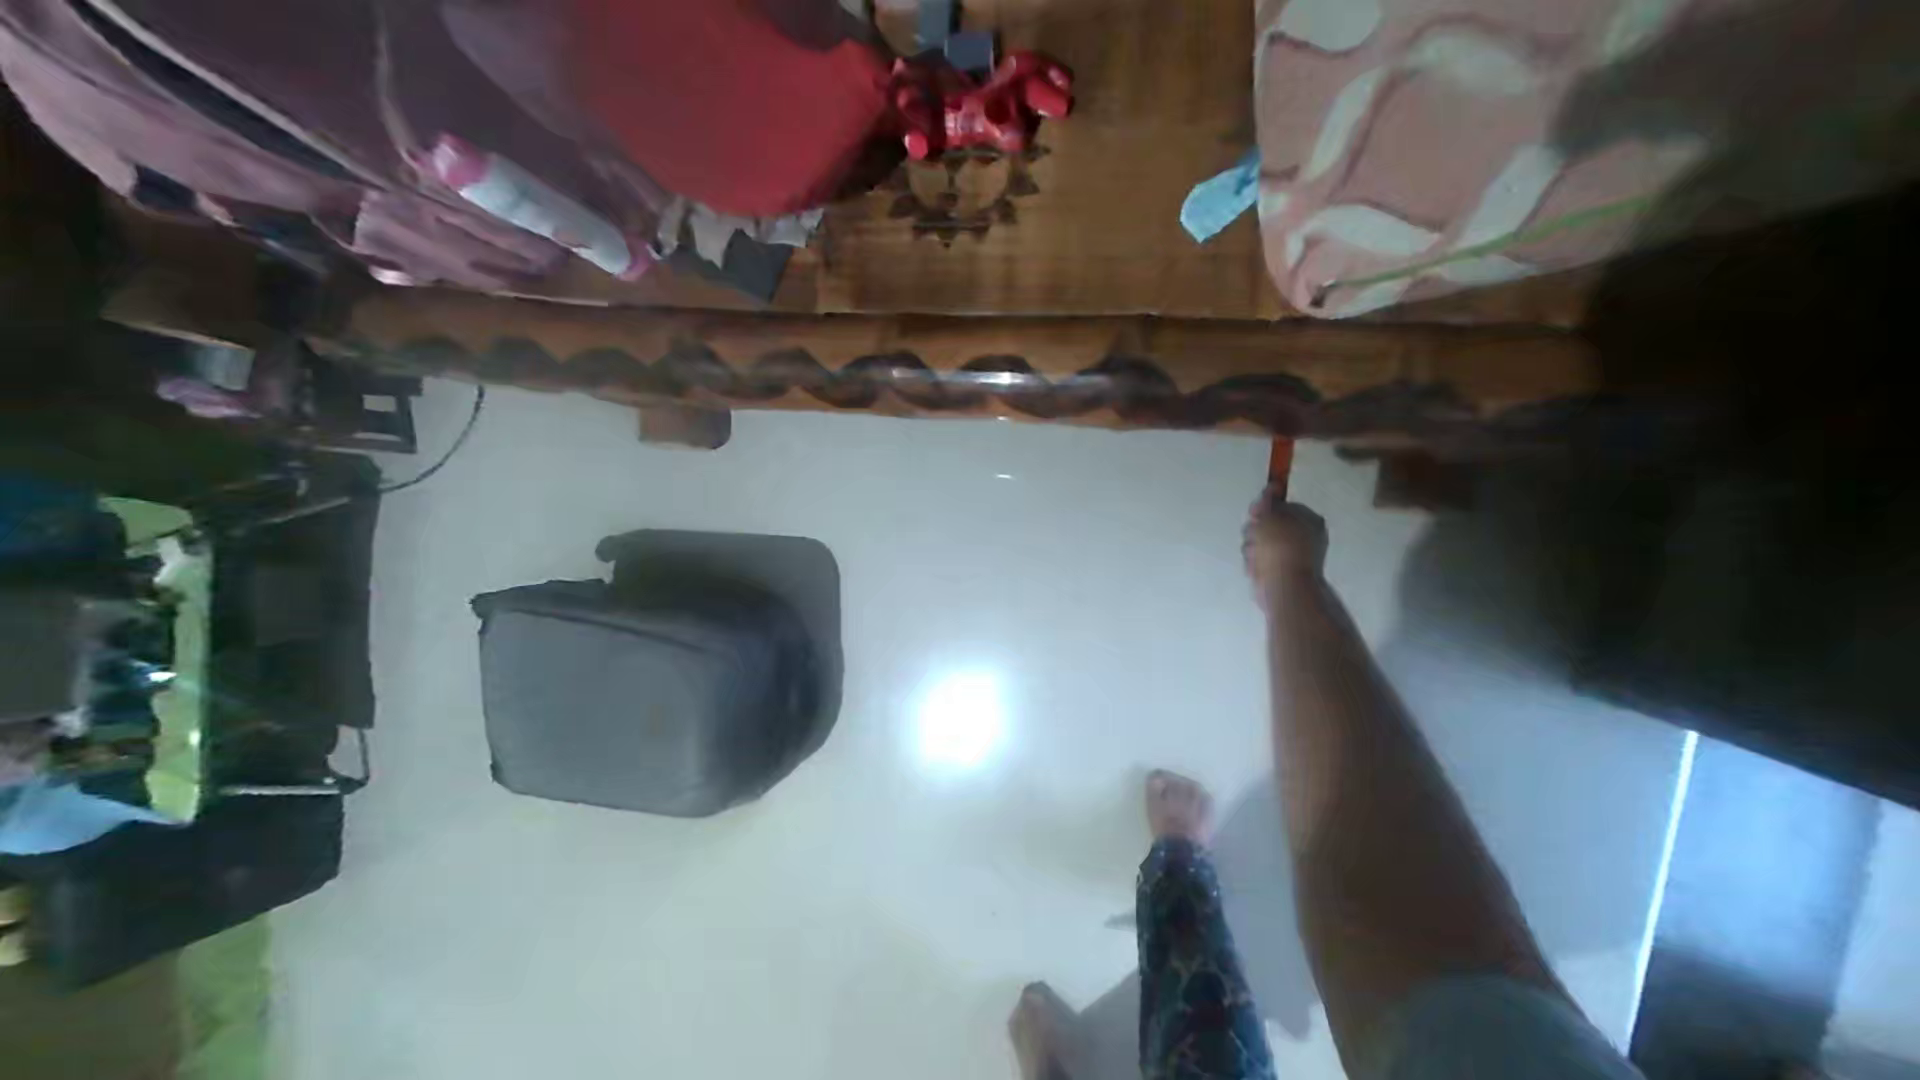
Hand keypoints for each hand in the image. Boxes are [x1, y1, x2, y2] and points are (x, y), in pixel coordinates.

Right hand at [1243, 487, 1326, 605]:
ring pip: (1261, 542)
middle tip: (1254, 537)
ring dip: (1252, 547)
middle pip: (1269, 523)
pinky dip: (1255, 562)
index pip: (1282, 505)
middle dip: (1255, 530)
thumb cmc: (1278, 547)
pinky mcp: (1281, 570)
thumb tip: (1273, 486)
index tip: (1254, 514)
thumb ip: (1268, 501)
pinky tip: (1255, 567)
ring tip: (1255, 556)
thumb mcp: (1270, 516)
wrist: (1283, 586)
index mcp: (1309, 519)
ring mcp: (1293, 554)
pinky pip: (1261, 559)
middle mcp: (1304, 535)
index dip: (1265, 507)